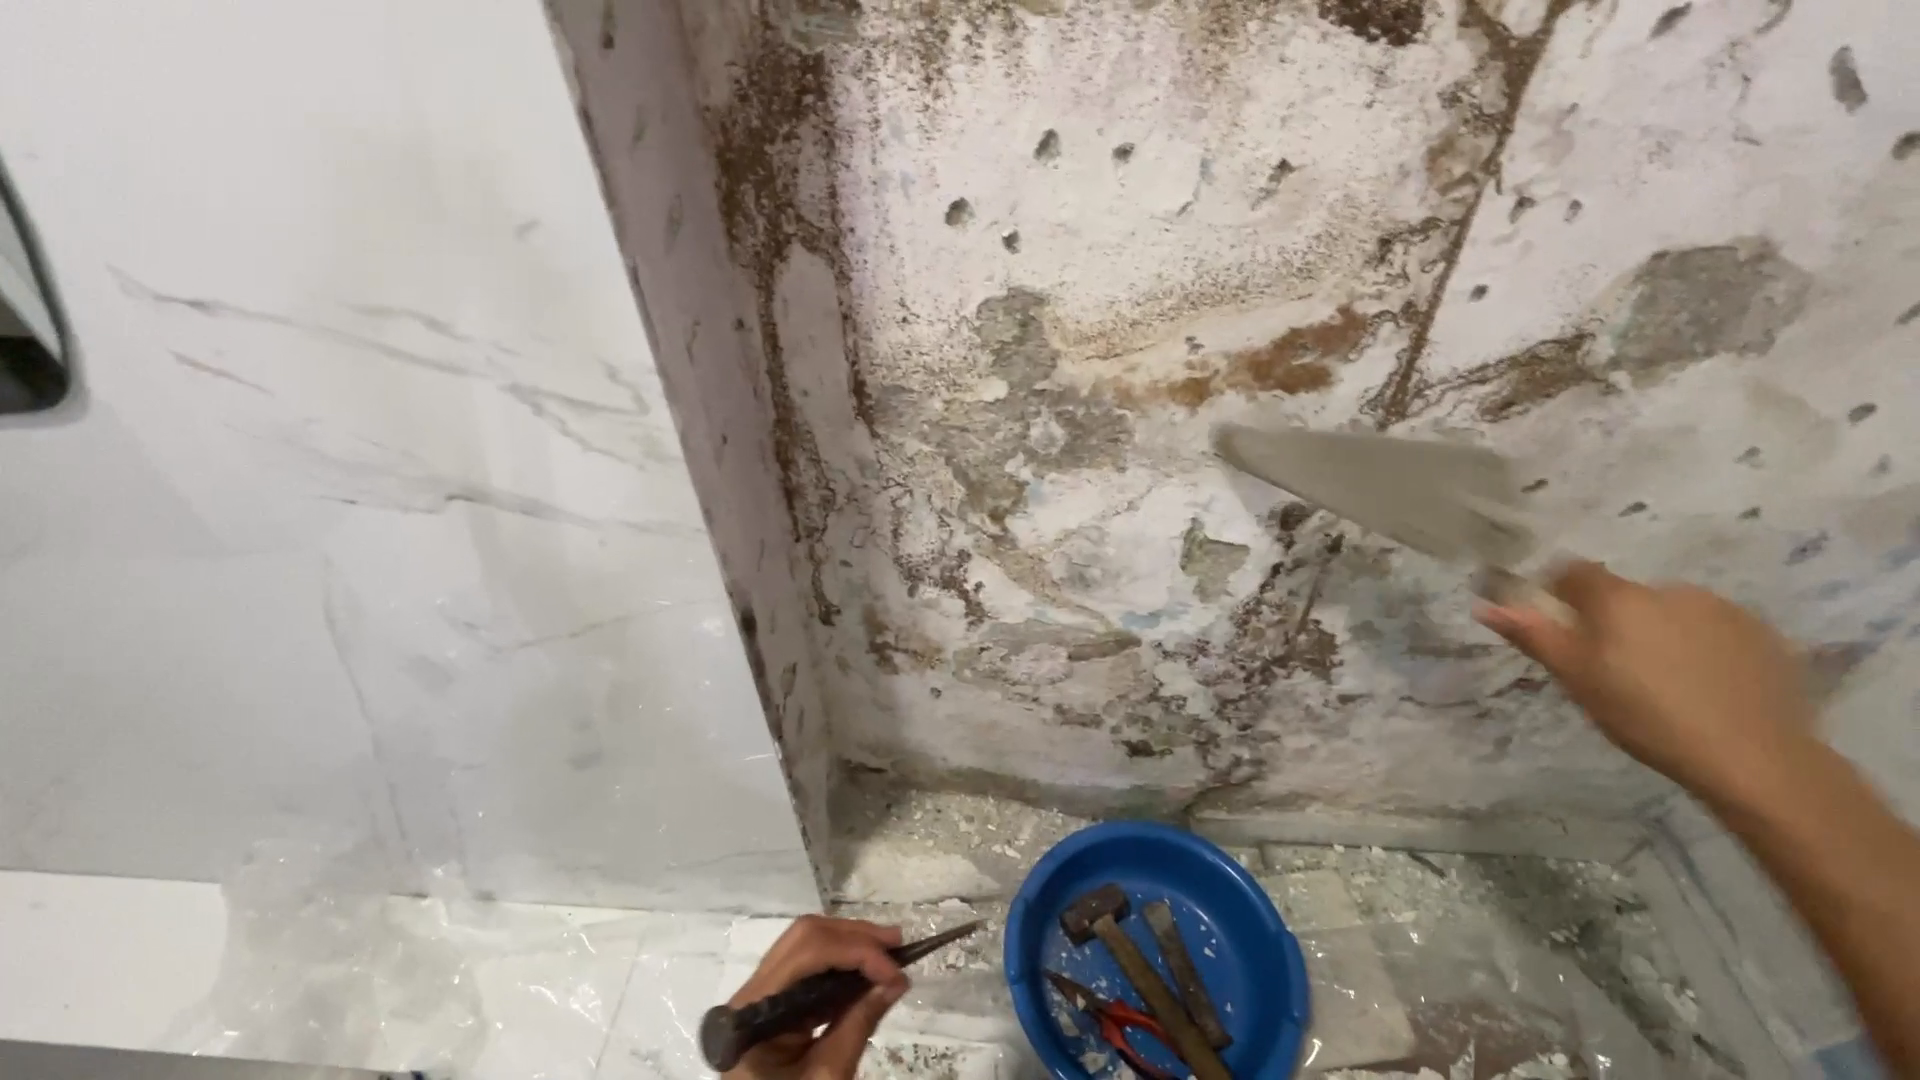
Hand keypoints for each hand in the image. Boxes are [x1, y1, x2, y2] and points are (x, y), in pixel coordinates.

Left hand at [723, 916, 908, 1079]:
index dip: (856, 952)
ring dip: (850, 942)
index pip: (807, 953)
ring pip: (805, 943)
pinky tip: (865, 967)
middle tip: (896, 944)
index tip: (895, 972)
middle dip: (855, 936)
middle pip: (804, 938)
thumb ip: (859, 1025)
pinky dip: (839, 960)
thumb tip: (896, 981)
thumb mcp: (828, 1076)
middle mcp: (751, 991)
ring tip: (887, 950)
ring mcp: (759, 993)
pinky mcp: (772, 1000)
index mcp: (755, 1010)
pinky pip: (806, 965)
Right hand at [1476, 561, 1816, 800]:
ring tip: (1663, 681)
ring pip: (1671, 611)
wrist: (1753, 757)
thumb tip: (1485, 604)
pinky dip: (1702, 647)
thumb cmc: (1644, 715)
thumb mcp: (1576, 679)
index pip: (1574, 572)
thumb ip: (1533, 635)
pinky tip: (1705, 685)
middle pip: (1625, 595)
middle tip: (1611, 667)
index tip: (1560, 626)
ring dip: (1658, 632)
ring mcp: (1723, 610)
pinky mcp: (1764, 635)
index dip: (1560, 593)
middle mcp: (1669, 590)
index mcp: (1618, 598)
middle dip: (1613, 620)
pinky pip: (1715, 629)